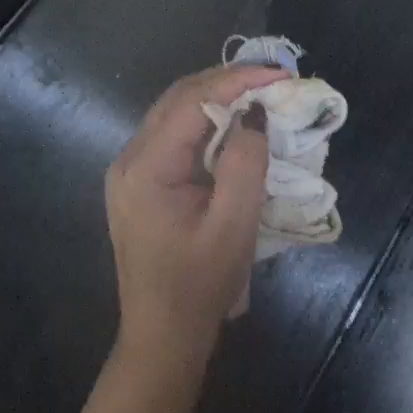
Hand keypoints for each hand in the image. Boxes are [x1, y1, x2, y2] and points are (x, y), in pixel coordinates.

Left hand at [104, 64, 289, 346]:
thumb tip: (255, 114)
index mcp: (146, 168)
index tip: (281, 75)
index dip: (239, 81)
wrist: (163, 337)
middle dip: (229, 80)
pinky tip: (236, 119)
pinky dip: (208, 117)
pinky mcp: (143, 179)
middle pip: (180, 97)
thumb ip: (245, 163)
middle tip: (275, 76)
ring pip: (176, 109)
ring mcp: (132, 168)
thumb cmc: (200, 285)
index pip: (193, 102)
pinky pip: (176, 131)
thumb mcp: (233, 226)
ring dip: (219, 95)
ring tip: (262, 89)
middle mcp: (130, 158)